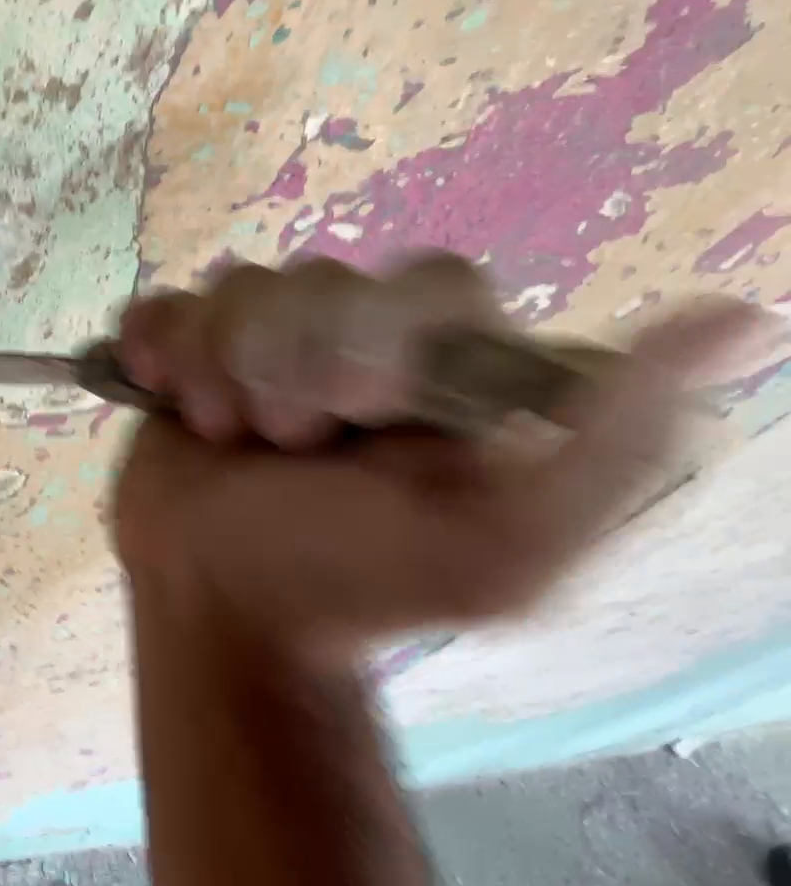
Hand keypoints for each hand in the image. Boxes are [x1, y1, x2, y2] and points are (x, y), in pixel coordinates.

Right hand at [110, 253, 772, 658]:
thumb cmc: (354, 585)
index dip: (378, 331)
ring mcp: (256, 343)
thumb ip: (608, 448)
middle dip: (284, 363)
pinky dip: (154, 343)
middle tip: (280, 444)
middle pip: (314, 274)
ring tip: (219, 434)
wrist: (224, 611)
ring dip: (215, 364)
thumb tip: (733, 318)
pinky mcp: (182, 354)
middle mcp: (349, 341)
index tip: (355, 411)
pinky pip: (162, 304)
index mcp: (437, 370)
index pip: (427, 279)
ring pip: (233, 283)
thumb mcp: (502, 548)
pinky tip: (164, 394)